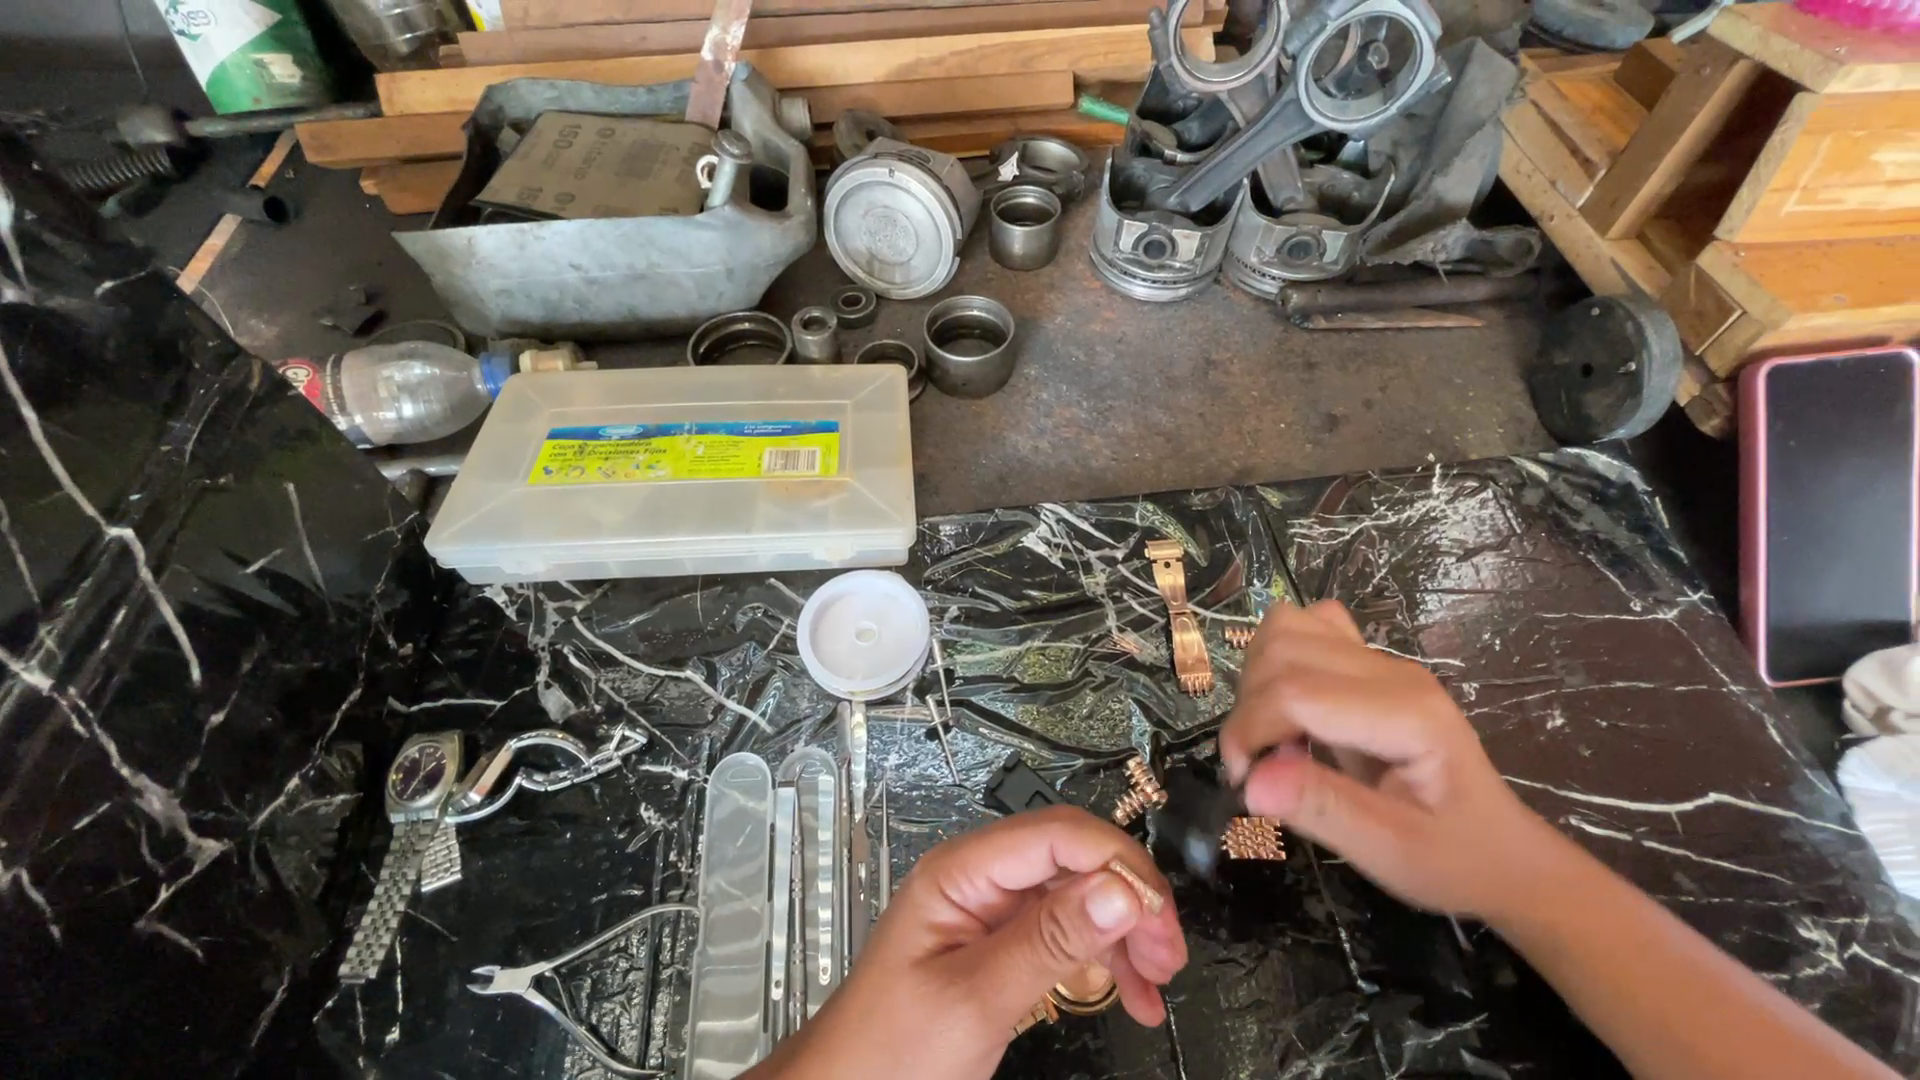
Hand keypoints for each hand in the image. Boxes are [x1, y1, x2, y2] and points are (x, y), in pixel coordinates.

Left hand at [750, 805, 1188, 1079]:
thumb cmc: (893, 1050)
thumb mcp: (975, 999)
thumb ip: (1049, 941)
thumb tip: (1122, 890)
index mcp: (963, 870)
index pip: (1056, 834)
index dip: (1116, 862)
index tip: (1158, 917)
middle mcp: (982, 877)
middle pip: (1073, 859)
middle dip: (1127, 896)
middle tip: (1167, 956)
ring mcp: (994, 910)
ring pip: (1078, 895)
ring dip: (1124, 931)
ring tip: (1157, 981)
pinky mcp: (1004, 944)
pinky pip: (1066, 933)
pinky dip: (1105, 958)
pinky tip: (1134, 994)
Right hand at [1220, 600, 1569, 919]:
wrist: (1505, 855)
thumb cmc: (1455, 860)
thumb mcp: (1391, 853)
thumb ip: (1320, 809)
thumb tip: (1250, 783)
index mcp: (1407, 715)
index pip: (1296, 693)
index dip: (1249, 731)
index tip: (1242, 782)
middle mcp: (1392, 672)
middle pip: (1282, 651)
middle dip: (1248, 708)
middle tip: (1256, 766)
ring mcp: (1380, 661)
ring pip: (1285, 628)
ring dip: (1255, 679)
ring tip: (1270, 735)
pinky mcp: (1367, 663)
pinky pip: (1306, 626)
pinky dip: (1276, 657)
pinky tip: (1286, 704)